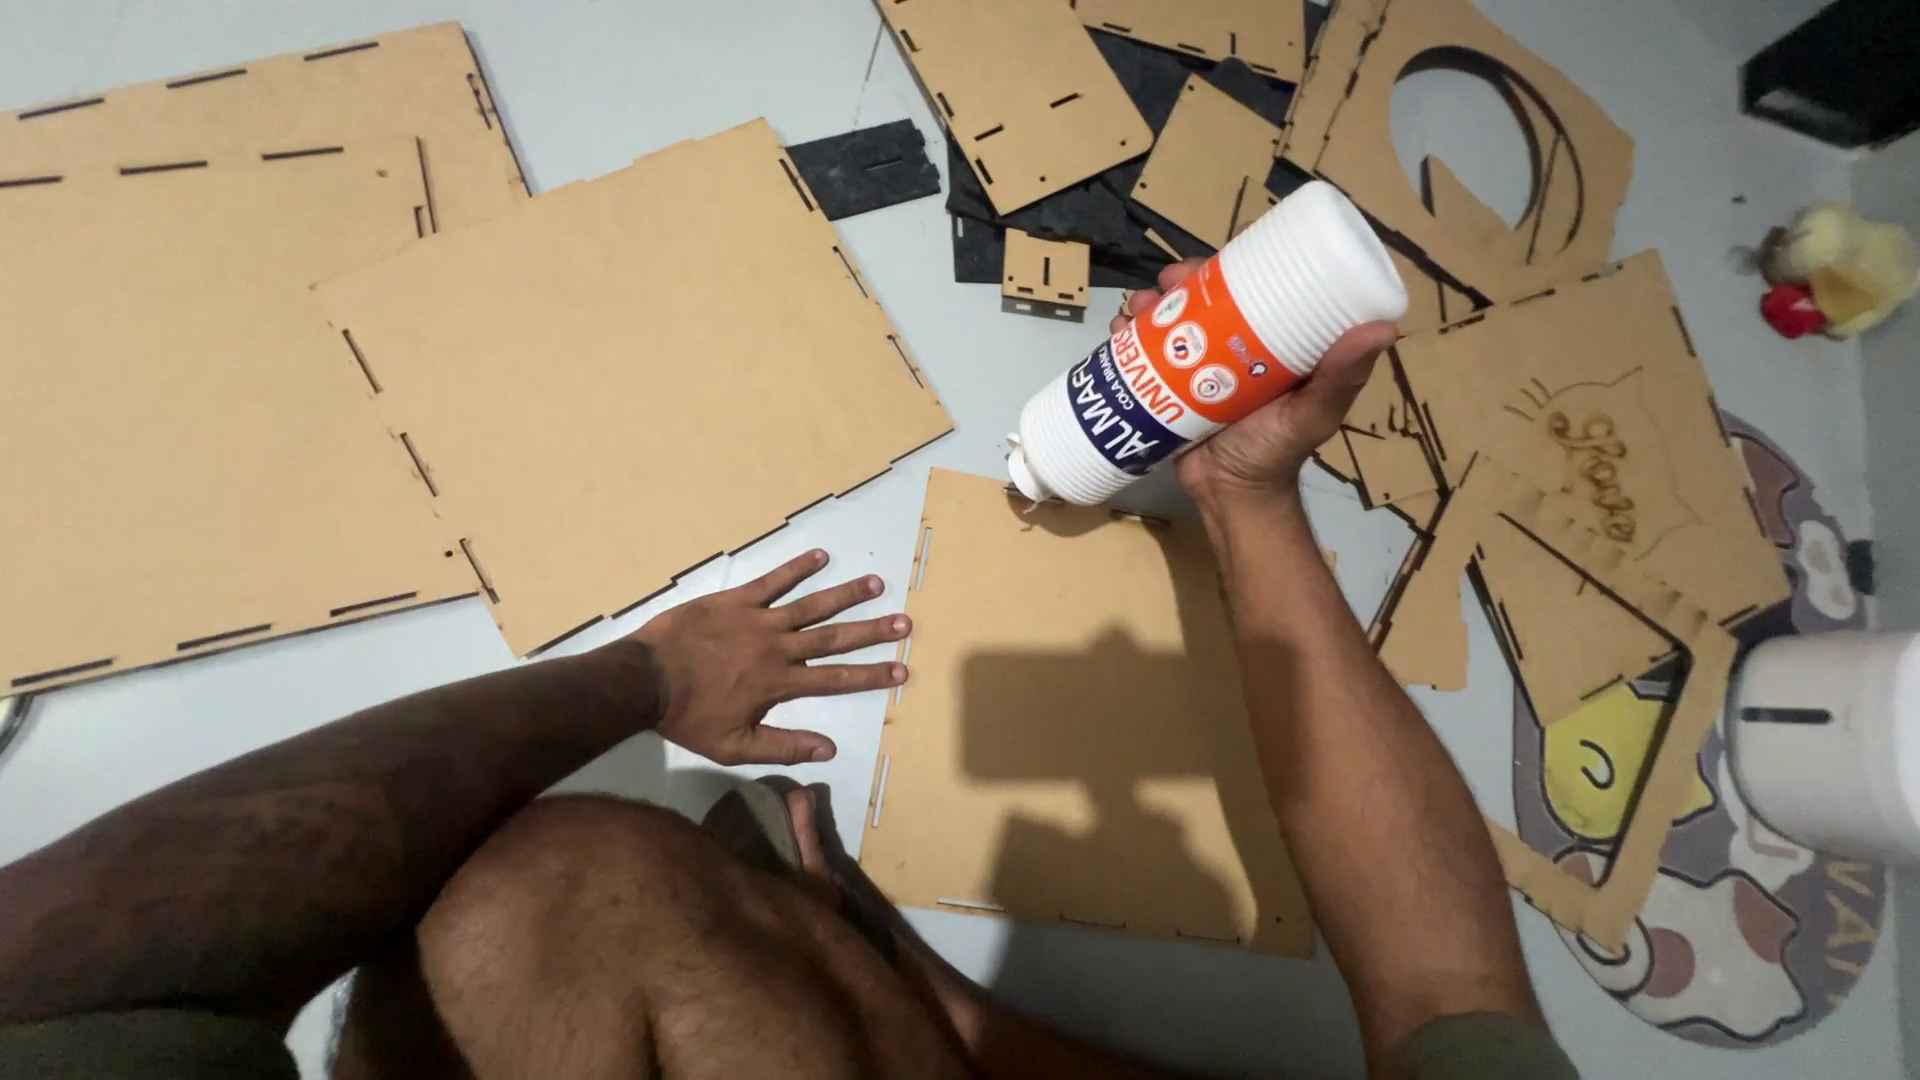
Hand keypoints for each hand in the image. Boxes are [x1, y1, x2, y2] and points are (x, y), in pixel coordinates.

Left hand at [633, 549, 908, 765]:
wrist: (643, 681)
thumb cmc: (689, 717)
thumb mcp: (734, 747)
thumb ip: (783, 746)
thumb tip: (829, 750)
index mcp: (780, 682)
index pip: (836, 678)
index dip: (871, 674)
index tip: (902, 668)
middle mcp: (779, 648)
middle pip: (834, 637)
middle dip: (871, 631)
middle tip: (904, 621)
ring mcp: (759, 620)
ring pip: (811, 605)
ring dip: (845, 594)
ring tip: (876, 583)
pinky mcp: (737, 600)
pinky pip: (772, 580)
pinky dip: (796, 567)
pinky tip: (820, 555)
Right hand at [1115, 260, 1398, 506]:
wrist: (1227, 497)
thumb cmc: (1274, 455)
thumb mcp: (1311, 415)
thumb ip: (1340, 377)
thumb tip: (1383, 327)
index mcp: (1267, 342)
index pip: (1245, 289)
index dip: (1218, 270)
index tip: (1197, 266)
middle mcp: (1230, 349)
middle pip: (1197, 301)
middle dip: (1173, 284)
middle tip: (1158, 287)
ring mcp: (1194, 370)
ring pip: (1165, 324)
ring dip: (1144, 307)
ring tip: (1130, 312)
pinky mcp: (1165, 391)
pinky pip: (1143, 359)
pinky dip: (1126, 341)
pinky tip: (1116, 334)